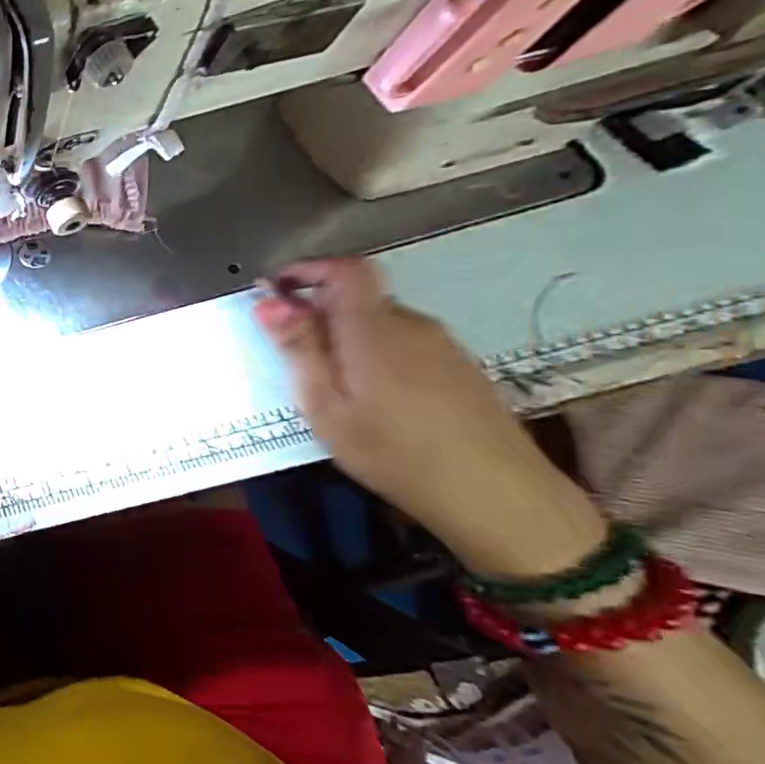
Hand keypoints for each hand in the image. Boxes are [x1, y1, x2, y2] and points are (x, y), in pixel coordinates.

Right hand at [253, 258, 607, 577]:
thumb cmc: (394, 452)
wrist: (495, 494)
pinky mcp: (460, 367)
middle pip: (361, 298)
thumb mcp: (326, 407)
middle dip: (322, 314)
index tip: (277, 291)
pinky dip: (379, 356)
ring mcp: (442, 344)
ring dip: (350, 338)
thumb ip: (299, 349)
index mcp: (374, 327)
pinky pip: (406, 344)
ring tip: (336, 390)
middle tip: (297, 357)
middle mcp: (411, 323)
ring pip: (383, 324)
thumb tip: (269, 302)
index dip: (308, 269)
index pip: (345, 268)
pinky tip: (378, 402)